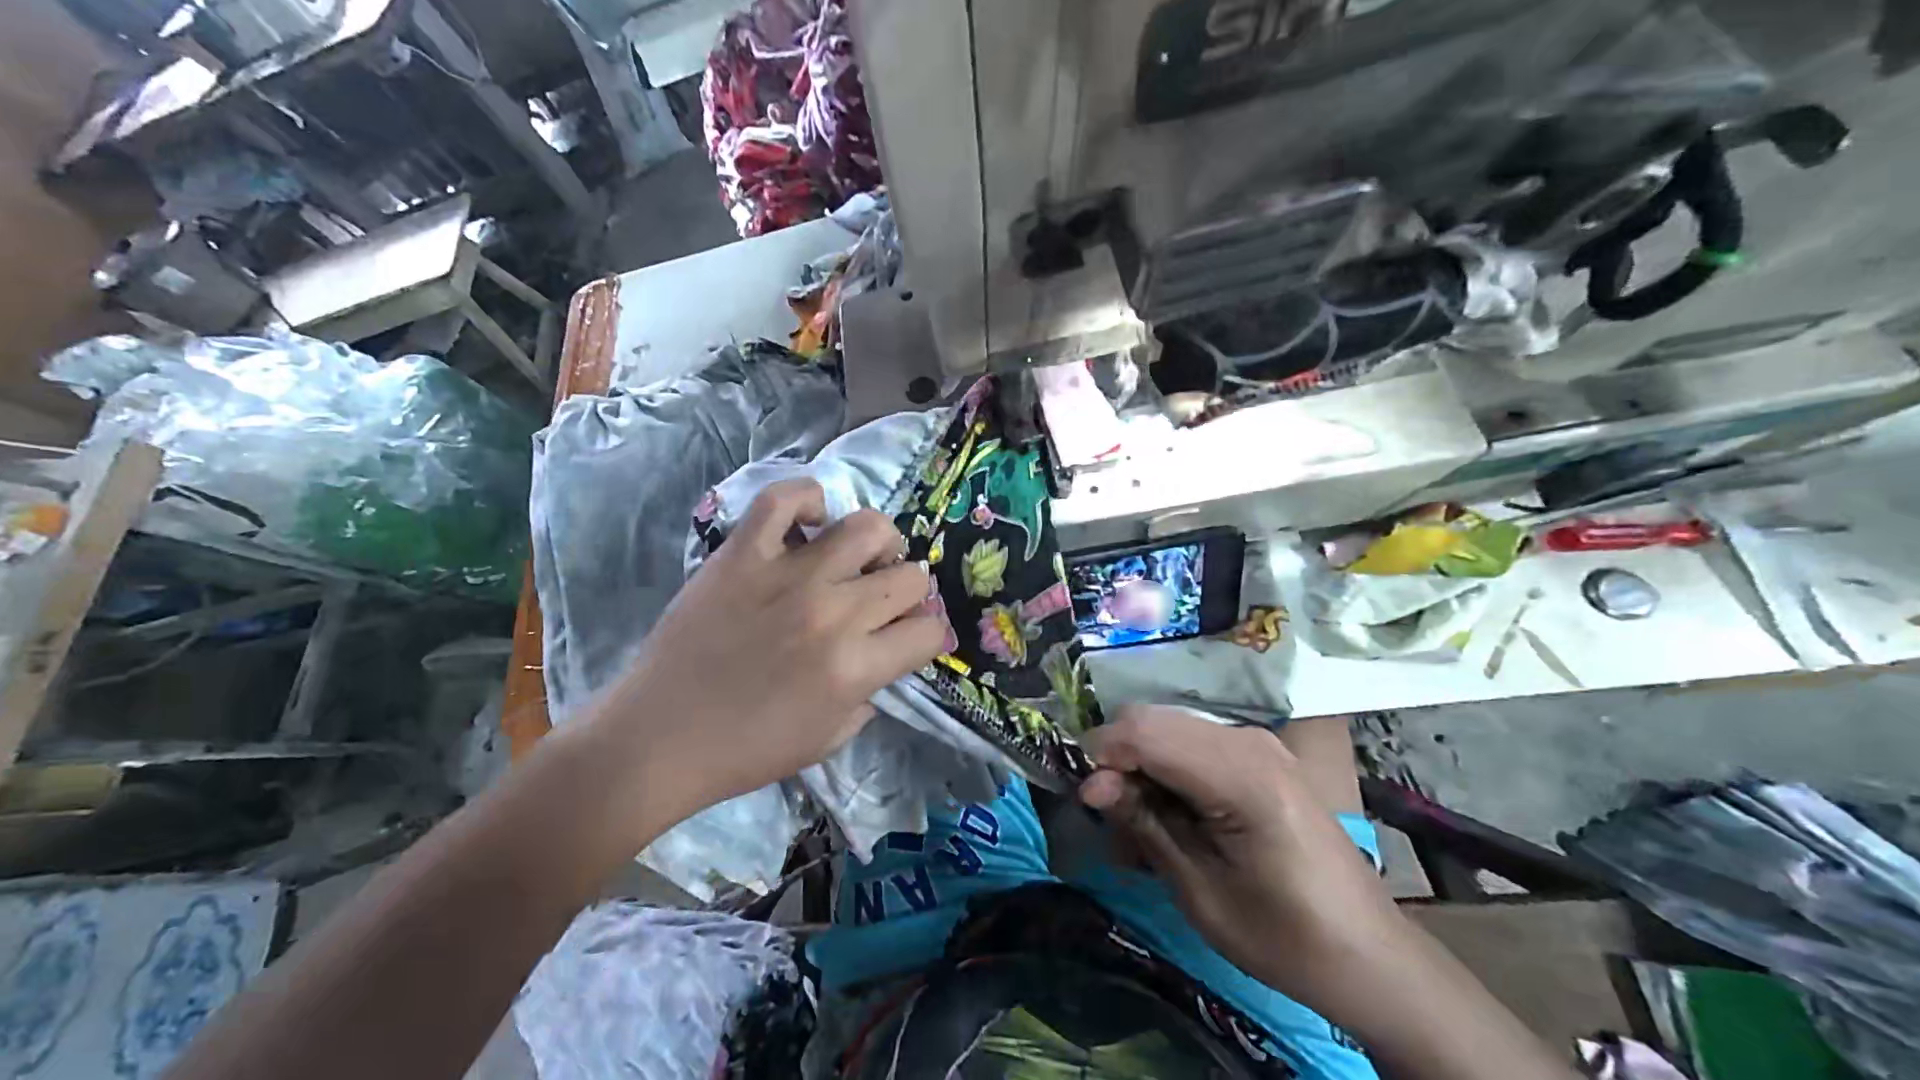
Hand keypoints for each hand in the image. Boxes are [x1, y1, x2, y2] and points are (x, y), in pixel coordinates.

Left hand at [587, 479, 946, 831]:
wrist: (658, 738)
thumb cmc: (745, 750)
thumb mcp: (826, 740)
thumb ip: (868, 697)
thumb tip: (882, 661)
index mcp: (855, 668)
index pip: (929, 631)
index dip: (931, 634)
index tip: (916, 637)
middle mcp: (833, 614)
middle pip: (910, 577)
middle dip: (910, 594)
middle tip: (883, 603)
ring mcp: (787, 576)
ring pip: (867, 527)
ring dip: (877, 545)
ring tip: (857, 560)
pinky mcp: (742, 554)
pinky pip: (784, 499)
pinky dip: (807, 500)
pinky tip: (811, 521)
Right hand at [1079, 706, 1408, 1005]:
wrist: (1368, 954)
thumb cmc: (1286, 938)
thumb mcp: (1201, 893)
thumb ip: (1145, 825)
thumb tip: (1092, 784)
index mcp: (1244, 776)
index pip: (1146, 731)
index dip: (1102, 758)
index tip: (1088, 803)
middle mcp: (1249, 741)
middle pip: (1151, 719)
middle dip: (1116, 759)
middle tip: (1107, 815)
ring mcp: (1257, 743)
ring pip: (1166, 727)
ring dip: (1138, 766)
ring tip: (1135, 825)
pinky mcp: (1259, 755)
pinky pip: (1190, 743)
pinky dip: (1164, 770)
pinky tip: (1166, 817)